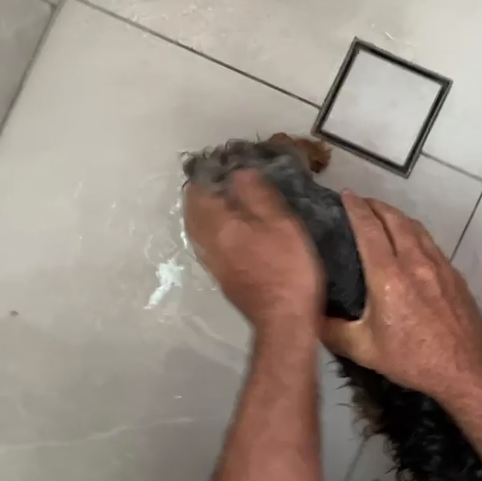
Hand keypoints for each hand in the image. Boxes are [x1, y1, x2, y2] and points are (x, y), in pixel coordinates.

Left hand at [184, 171, 323, 336]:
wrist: (284, 319)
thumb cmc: (288, 268)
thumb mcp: (281, 224)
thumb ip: (257, 195)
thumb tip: (238, 173)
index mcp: (219, 226)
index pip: (200, 190)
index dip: (209, 172)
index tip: (222, 161)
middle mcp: (208, 243)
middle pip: (193, 209)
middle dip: (203, 190)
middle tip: (220, 176)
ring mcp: (213, 262)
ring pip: (198, 227)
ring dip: (205, 209)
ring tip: (223, 197)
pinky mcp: (222, 276)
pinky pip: (207, 242)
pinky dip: (212, 227)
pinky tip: (229, 226)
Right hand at [322, 192, 481, 395]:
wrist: (468, 368)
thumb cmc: (413, 358)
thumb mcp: (364, 350)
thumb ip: (332, 331)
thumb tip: (309, 317)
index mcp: (388, 275)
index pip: (368, 228)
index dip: (355, 208)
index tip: (345, 195)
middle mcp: (413, 261)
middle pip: (394, 219)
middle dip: (375, 204)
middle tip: (360, 201)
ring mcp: (438, 265)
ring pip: (415, 227)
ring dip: (396, 215)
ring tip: (382, 214)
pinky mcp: (453, 273)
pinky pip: (429, 241)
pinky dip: (413, 231)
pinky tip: (409, 240)